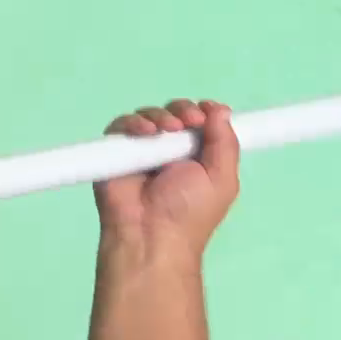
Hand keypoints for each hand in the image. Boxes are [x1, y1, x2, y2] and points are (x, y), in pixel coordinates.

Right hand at [93, 99, 238, 262]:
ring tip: (166, 130)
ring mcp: (141, 145)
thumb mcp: (221, 180)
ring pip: (148, 114)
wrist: (151, 230)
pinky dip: (134, 122)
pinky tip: (145, 132)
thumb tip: (221, 109)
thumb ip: (224, 144)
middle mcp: (169, 147)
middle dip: (182, 110)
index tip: (205, 112)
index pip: (199, 122)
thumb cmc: (191, 210)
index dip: (202, 112)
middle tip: (189, 121)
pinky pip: (122, 123)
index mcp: (197, 155)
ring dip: (160, 115)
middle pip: (174, 112)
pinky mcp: (116, 146)